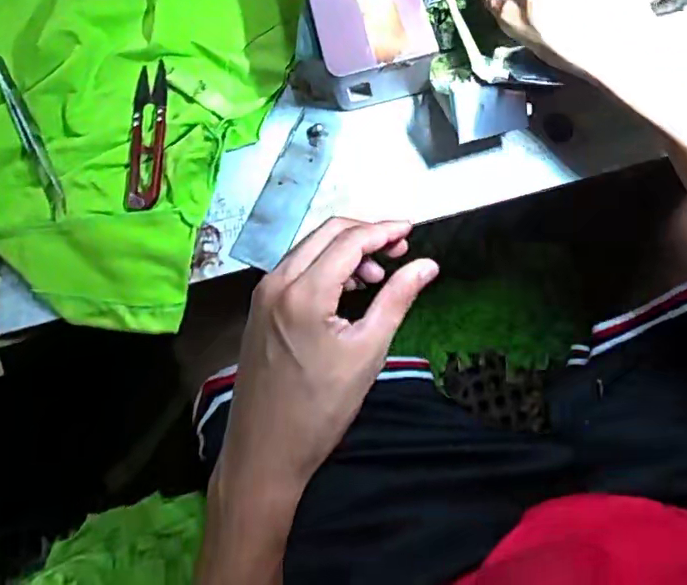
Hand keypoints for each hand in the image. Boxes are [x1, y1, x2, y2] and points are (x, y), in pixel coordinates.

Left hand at [217, 217, 438, 494]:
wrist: (264, 455)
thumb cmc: (320, 409)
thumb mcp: (368, 351)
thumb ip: (397, 298)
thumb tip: (427, 265)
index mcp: (303, 292)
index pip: (349, 240)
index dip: (384, 231)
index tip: (410, 231)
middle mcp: (277, 282)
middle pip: (328, 233)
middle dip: (367, 234)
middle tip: (399, 251)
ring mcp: (263, 293)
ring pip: (311, 247)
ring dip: (347, 250)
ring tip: (378, 276)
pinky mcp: (260, 306)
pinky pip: (297, 267)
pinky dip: (327, 265)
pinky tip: (349, 288)